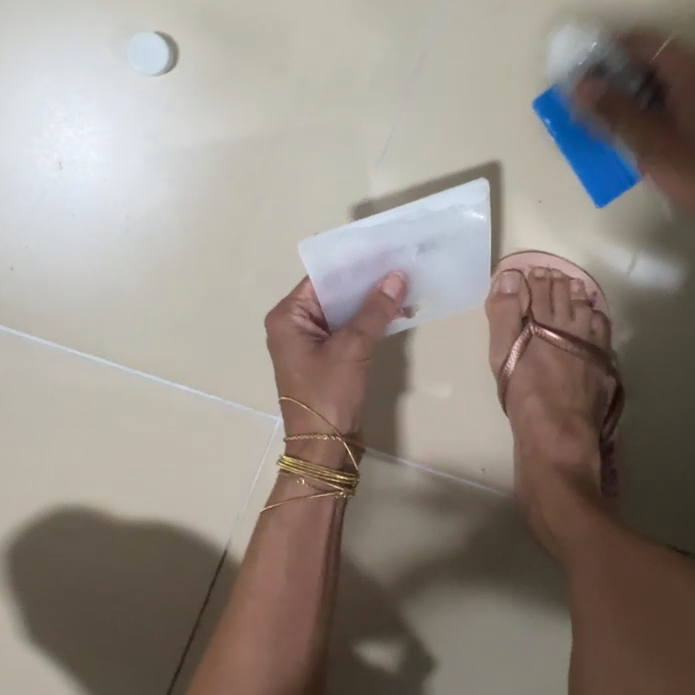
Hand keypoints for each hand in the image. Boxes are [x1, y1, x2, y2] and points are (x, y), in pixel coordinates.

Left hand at [263, 273, 407, 441]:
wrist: (326, 447)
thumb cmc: (328, 394)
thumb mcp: (352, 348)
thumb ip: (374, 310)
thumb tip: (396, 276)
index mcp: (287, 316)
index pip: (322, 277)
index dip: (353, 263)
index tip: (384, 247)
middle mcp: (294, 324)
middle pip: (333, 292)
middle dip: (366, 280)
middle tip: (401, 261)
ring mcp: (310, 343)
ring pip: (344, 311)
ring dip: (372, 301)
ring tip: (406, 283)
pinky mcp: (327, 358)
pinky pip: (349, 329)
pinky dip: (370, 321)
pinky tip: (397, 310)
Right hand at [573, 32, 694, 233]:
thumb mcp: (649, 143)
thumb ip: (613, 110)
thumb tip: (579, 84)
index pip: (645, 43)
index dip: (609, 52)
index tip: (581, 72)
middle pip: (658, 58)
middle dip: (620, 74)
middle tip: (589, 98)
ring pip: (669, 78)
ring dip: (636, 91)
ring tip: (606, 116)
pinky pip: (682, 94)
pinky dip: (656, 103)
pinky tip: (636, 127)